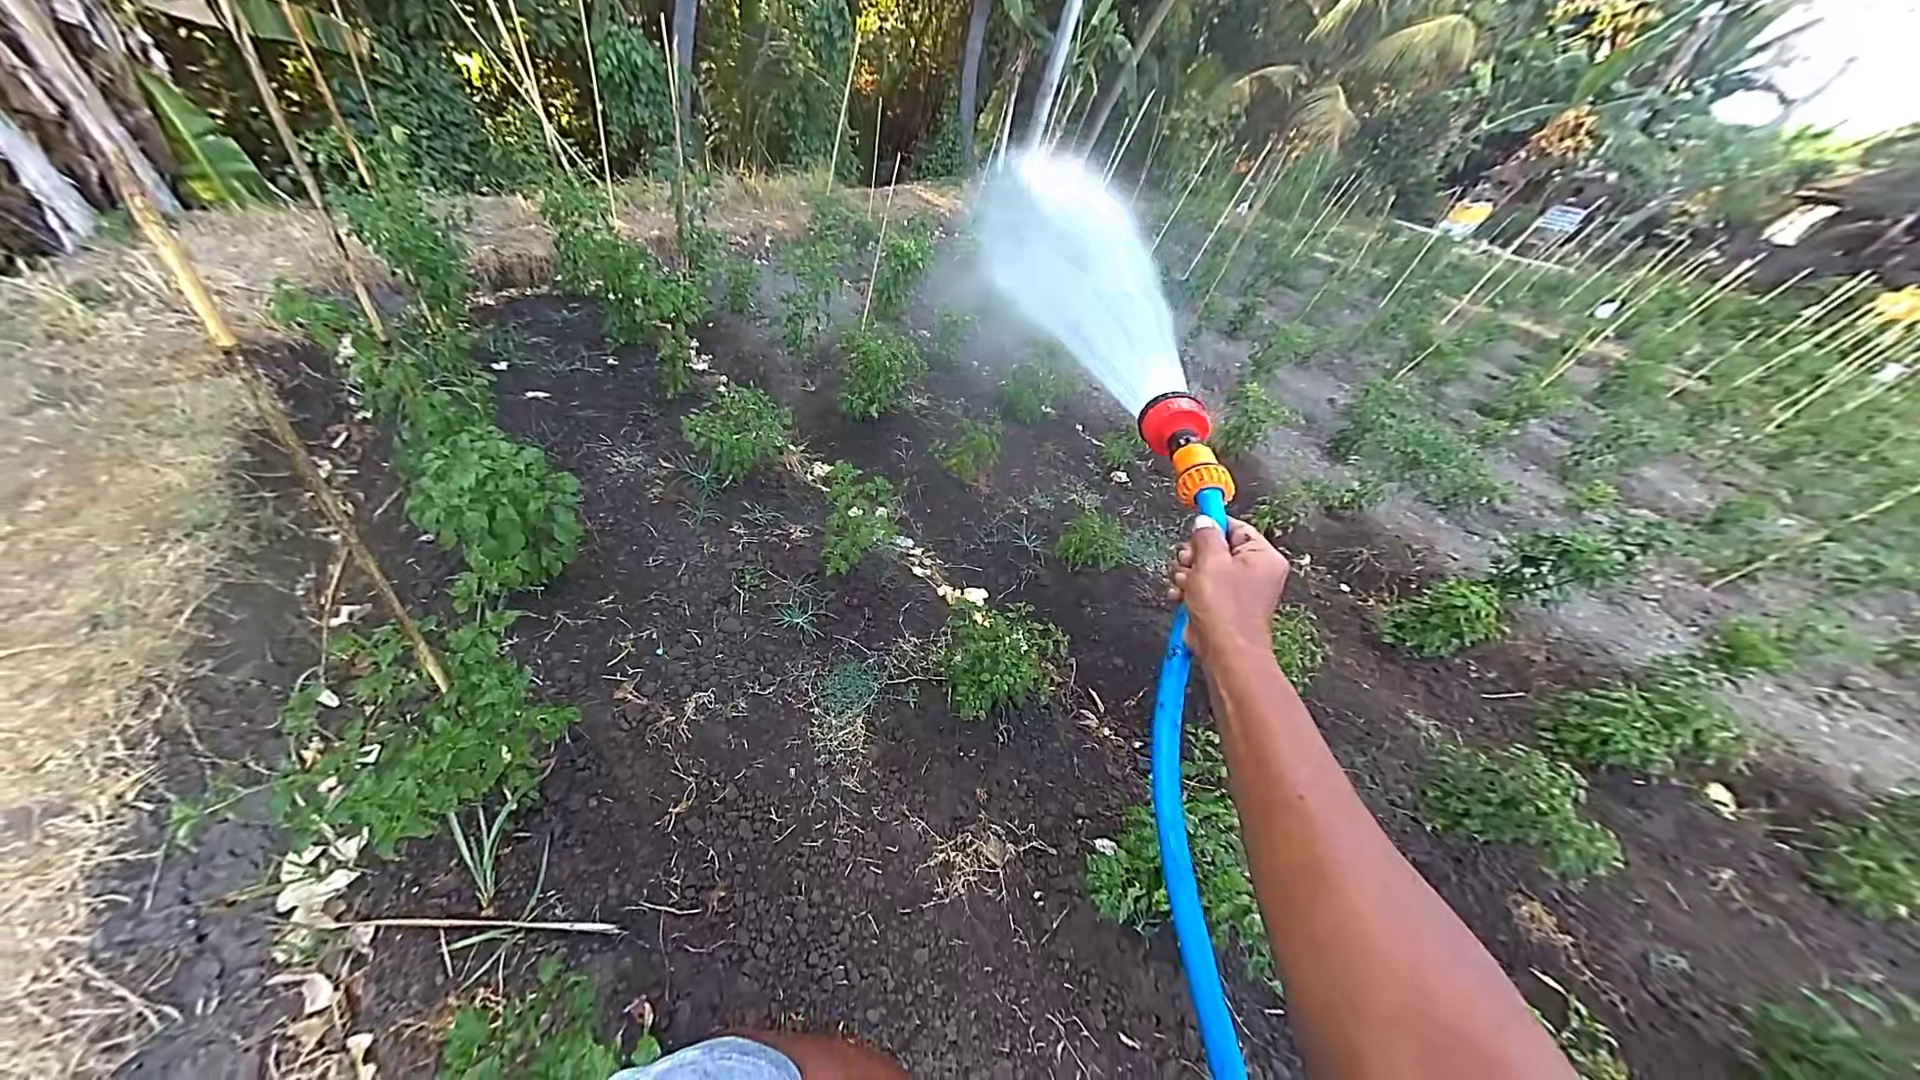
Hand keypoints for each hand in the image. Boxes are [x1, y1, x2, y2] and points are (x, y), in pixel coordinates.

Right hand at [1167, 516, 1289, 663]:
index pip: (1235, 527)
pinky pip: (1200, 586)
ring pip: (1203, 567)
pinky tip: (1181, 596)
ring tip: (1185, 585)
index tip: (1194, 529)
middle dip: (1194, 555)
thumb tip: (1203, 523)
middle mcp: (1254, 571)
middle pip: (1215, 547)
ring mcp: (1237, 589)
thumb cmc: (1225, 610)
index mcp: (1262, 557)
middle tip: (1188, 564)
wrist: (1224, 651)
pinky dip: (1187, 589)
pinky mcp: (1222, 603)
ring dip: (1186, 574)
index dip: (1212, 527)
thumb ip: (1206, 536)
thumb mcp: (1211, 561)